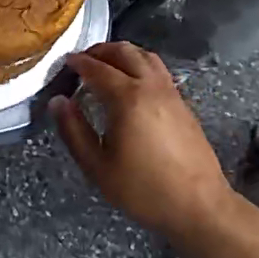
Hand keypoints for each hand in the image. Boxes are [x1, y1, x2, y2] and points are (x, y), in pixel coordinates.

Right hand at [50, 42, 234, 243]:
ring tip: (106, 65)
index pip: (97, 68)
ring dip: (122, 53)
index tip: (65, 61)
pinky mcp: (183, 104)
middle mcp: (150, 87)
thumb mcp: (97, 166)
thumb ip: (73, 130)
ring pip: (145, 56)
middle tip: (83, 59)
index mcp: (127, 98)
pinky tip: (132, 83)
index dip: (78, 62)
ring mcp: (171, 93)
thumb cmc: (143, 189)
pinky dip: (139, 64)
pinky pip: (158, 70)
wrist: (200, 206)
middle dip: (100, 50)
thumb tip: (58, 101)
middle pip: (124, 52)